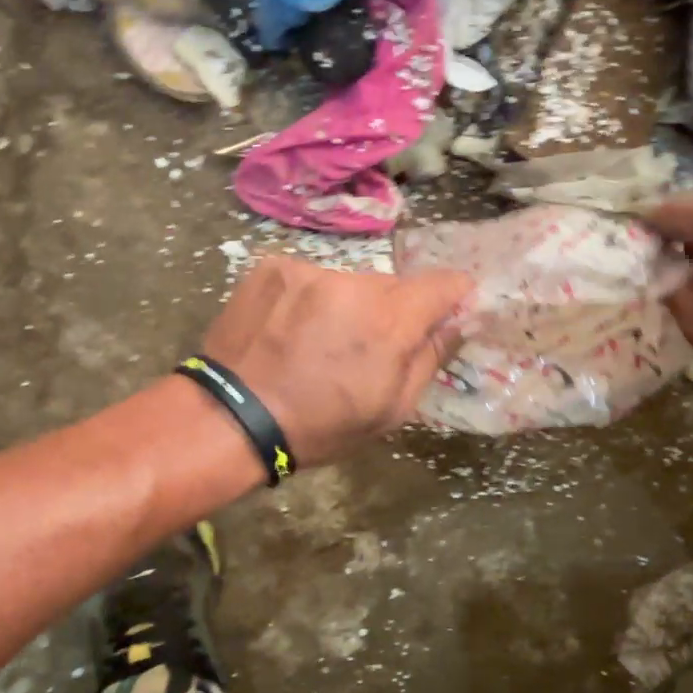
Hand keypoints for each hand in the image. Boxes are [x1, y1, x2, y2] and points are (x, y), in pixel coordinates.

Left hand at [200, 257, 471, 465]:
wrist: (232, 418)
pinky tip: (290, 330)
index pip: (444, 284)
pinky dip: (310, 299)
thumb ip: (430, 358)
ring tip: (320, 343)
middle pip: (394, 285)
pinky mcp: (273, 267)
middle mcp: (353, 283)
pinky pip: (311, 279)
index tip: (447, 314)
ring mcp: (309, 270)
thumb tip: (460, 321)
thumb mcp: (390, 409)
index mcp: (390, 321)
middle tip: (368, 348)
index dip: (453, 297)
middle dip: (393, 311)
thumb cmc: (320, 425)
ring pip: (350, 282)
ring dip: (348, 305)